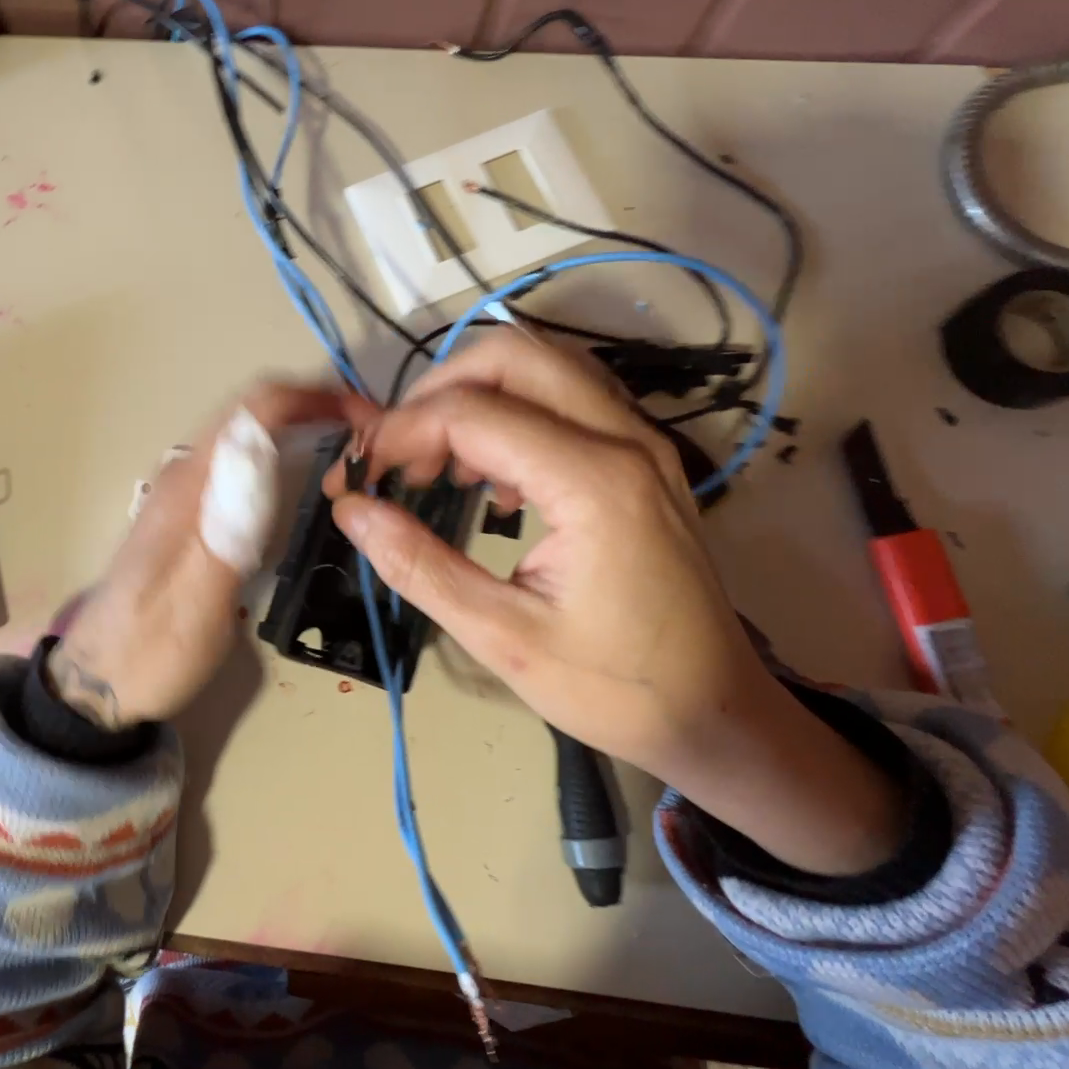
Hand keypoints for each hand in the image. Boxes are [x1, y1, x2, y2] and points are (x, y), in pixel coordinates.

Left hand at [47, 380, 359, 728]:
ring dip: (302, 429)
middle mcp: (185, 478)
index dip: (313, 398)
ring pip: (249, 437)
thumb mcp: (193, 603)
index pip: (252, 410)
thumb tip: (262, 461)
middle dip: (316, 409)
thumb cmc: (150, 650)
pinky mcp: (191, 516)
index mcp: (189, 488)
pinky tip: (309, 485)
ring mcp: (185, 495)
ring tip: (354, 456)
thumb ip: (227, 533)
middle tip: (373, 442)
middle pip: (254, 413)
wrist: (101, 680)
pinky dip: (284, 457)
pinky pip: (243, 466)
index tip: (365, 419)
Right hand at [324, 328, 903, 875]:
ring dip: (475, 396)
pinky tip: (490, 482)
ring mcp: (641, 444)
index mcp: (592, 481)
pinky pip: (568, 400)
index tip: (356, 476)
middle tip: (394, 451)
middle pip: (513, 356)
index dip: (399, 433)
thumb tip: (351, 510)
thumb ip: (420, 565)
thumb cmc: (612, 686)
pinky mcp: (642, 461)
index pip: (471, 414)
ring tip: (434, 464)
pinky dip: (512, 414)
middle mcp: (623, 440)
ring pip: (545, 366)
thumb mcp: (501, 637)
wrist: (716, 712)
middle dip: (436, 391)